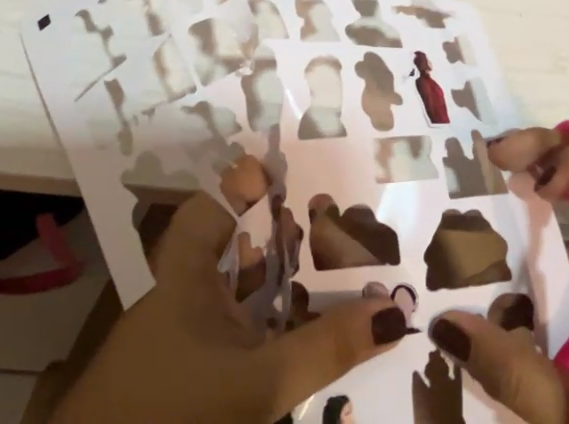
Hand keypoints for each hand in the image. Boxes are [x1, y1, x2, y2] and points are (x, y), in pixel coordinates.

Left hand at [51, 157, 415, 423]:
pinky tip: (304, 324)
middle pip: (237, 238)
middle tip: (339, 215)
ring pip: (238, 282)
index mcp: (186, 267)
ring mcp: (182, 325)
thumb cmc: (174, 406)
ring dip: (280, 274)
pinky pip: (236, 321)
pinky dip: (269, 315)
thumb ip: (325, 347)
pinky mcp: (186, 361)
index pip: (218, 199)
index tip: (302, 169)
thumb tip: (393, 311)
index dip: (255, 180)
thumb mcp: (259, 381)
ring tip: (338, 262)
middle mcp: (182, 285)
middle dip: (284, 229)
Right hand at [426, 129, 568, 423]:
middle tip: (487, 158)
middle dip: (544, 170)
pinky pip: (555, 293)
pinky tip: (473, 284)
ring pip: (568, 247)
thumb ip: (519, 376)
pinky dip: (516, 284)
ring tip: (461, 212)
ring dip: (519, 230)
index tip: (533, 177)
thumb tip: (442, 322)